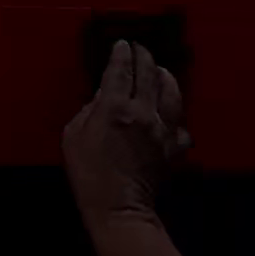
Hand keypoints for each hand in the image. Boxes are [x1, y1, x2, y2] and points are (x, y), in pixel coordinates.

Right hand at [63, 40, 191, 230]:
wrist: (118, 211)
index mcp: (115, 106)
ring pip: (172, 91)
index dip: (121, 52)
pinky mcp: (173, 149)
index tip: (121, 44)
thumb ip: (89, 108)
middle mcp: (142, 112)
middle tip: (138, 48)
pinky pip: (181, 125)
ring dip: (165, 76)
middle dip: (143, 55)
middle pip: (149, 72)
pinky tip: (168, 113)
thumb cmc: (88, 173)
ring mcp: (162, 130)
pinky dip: (175, 116)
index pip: (121, 67)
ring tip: (159, 70)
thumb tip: (102, 95)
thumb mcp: (73, 134)